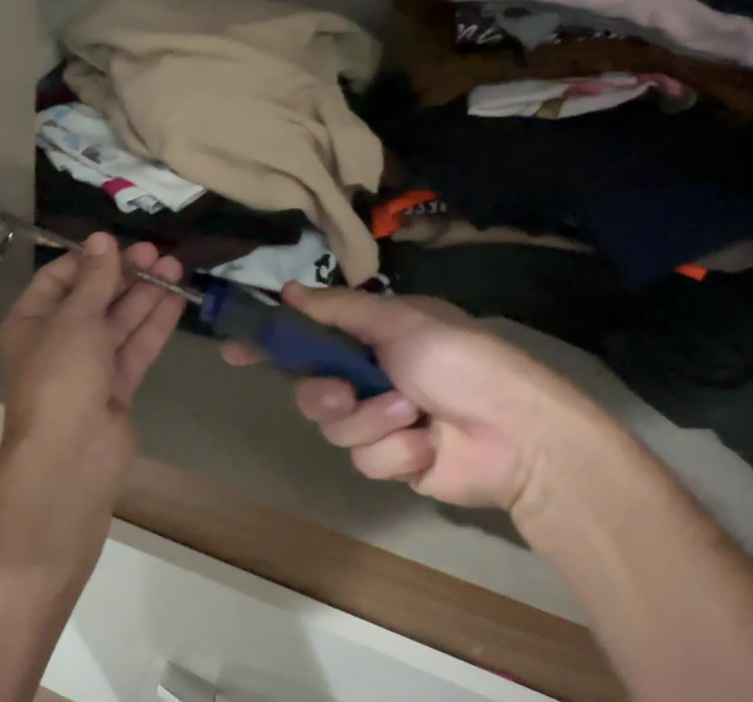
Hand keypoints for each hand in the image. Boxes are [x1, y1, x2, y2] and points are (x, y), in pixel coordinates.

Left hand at [0, 233, 185, 475]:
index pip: (60, 278)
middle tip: (157, 253)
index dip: (90, 260)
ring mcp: (88, 366)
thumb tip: (102, 238)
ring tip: (175, 267)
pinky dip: (153, 325)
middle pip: (93, 298)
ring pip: (118, 322)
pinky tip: (175, 300)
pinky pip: (135, 348)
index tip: (121, 244)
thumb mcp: (75, 317)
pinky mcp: (116, 388)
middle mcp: (56, 340)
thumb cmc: (61, 375)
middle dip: (124, 275)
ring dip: (145, 295)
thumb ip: (95, 278)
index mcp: (31, 320)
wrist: (71, 455)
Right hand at [221, 285, 583, 510]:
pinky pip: (365, 458)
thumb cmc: (461, 360)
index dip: (269, 342)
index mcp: (371, 337)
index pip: (307, 337)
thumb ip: (338, 309)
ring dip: (371, 420)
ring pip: (333, 426)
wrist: (520, 433)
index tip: (233, 349)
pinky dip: (395, 450)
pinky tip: (428, 444)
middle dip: (324, 393)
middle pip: (309, 387)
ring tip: (411, 415)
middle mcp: (369, 376)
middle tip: (346, 391)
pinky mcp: (393, 461)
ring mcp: (379, 420)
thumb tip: (287, 291)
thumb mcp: (399, 321)